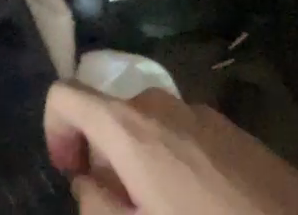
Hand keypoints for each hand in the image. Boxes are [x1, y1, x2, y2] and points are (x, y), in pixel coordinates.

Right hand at [44, 82, 297, 214]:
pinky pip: (190, 137)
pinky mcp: (243, 136)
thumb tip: (88, 182)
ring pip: (151, 127)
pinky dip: (181, 163)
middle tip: (122, 205)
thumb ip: (96, 205)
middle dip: (103, 154)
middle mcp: (158, 105)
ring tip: (167, 210)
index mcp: (127, 125)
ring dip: (143, 160)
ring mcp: (205, 116)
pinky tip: (210, 210)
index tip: (70, 175)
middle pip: (109, 113)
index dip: (54, 131)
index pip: (64, 95)